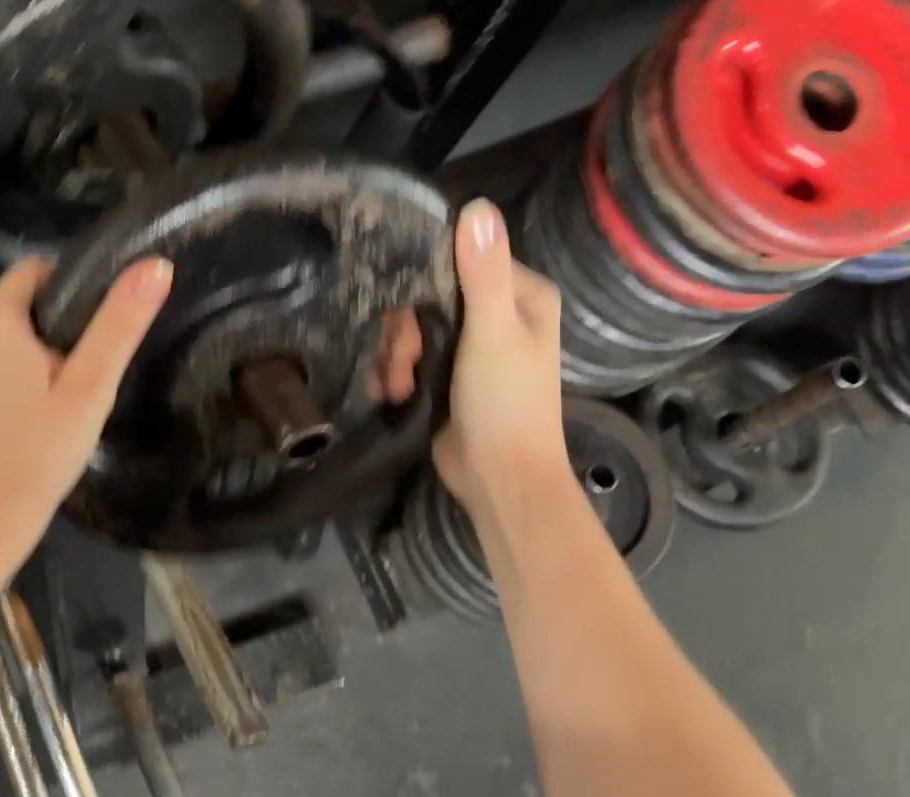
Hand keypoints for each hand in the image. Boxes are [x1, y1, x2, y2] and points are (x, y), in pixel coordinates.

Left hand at [0, 255, 172, 550]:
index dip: (68, 300)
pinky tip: (8, 421)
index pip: (36, 272)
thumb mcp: (89, 390)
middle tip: (63, 391)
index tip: (83, 346)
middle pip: (14, 309)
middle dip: (42, 337)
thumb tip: (154, 264)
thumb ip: (119, 324)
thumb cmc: (38, 456)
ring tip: (37, 410)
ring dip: (16, 359)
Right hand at [371, 199, 568, 523]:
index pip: (462, 263)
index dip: (426, 285)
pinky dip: (391, 378)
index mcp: (520, 297)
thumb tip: (475, 206)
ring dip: (393, 361)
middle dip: (404, 334)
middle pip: (429, 301)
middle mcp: (497, 318)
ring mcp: (468, 352)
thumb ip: (482, 273)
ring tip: (396, 388)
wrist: (499, 476)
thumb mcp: (492, 333)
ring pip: (412, 334)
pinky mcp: (444, 382)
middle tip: (404, 361)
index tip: (408, 317)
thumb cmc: (505, 403)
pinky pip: (406, 364)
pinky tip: (388, 395)